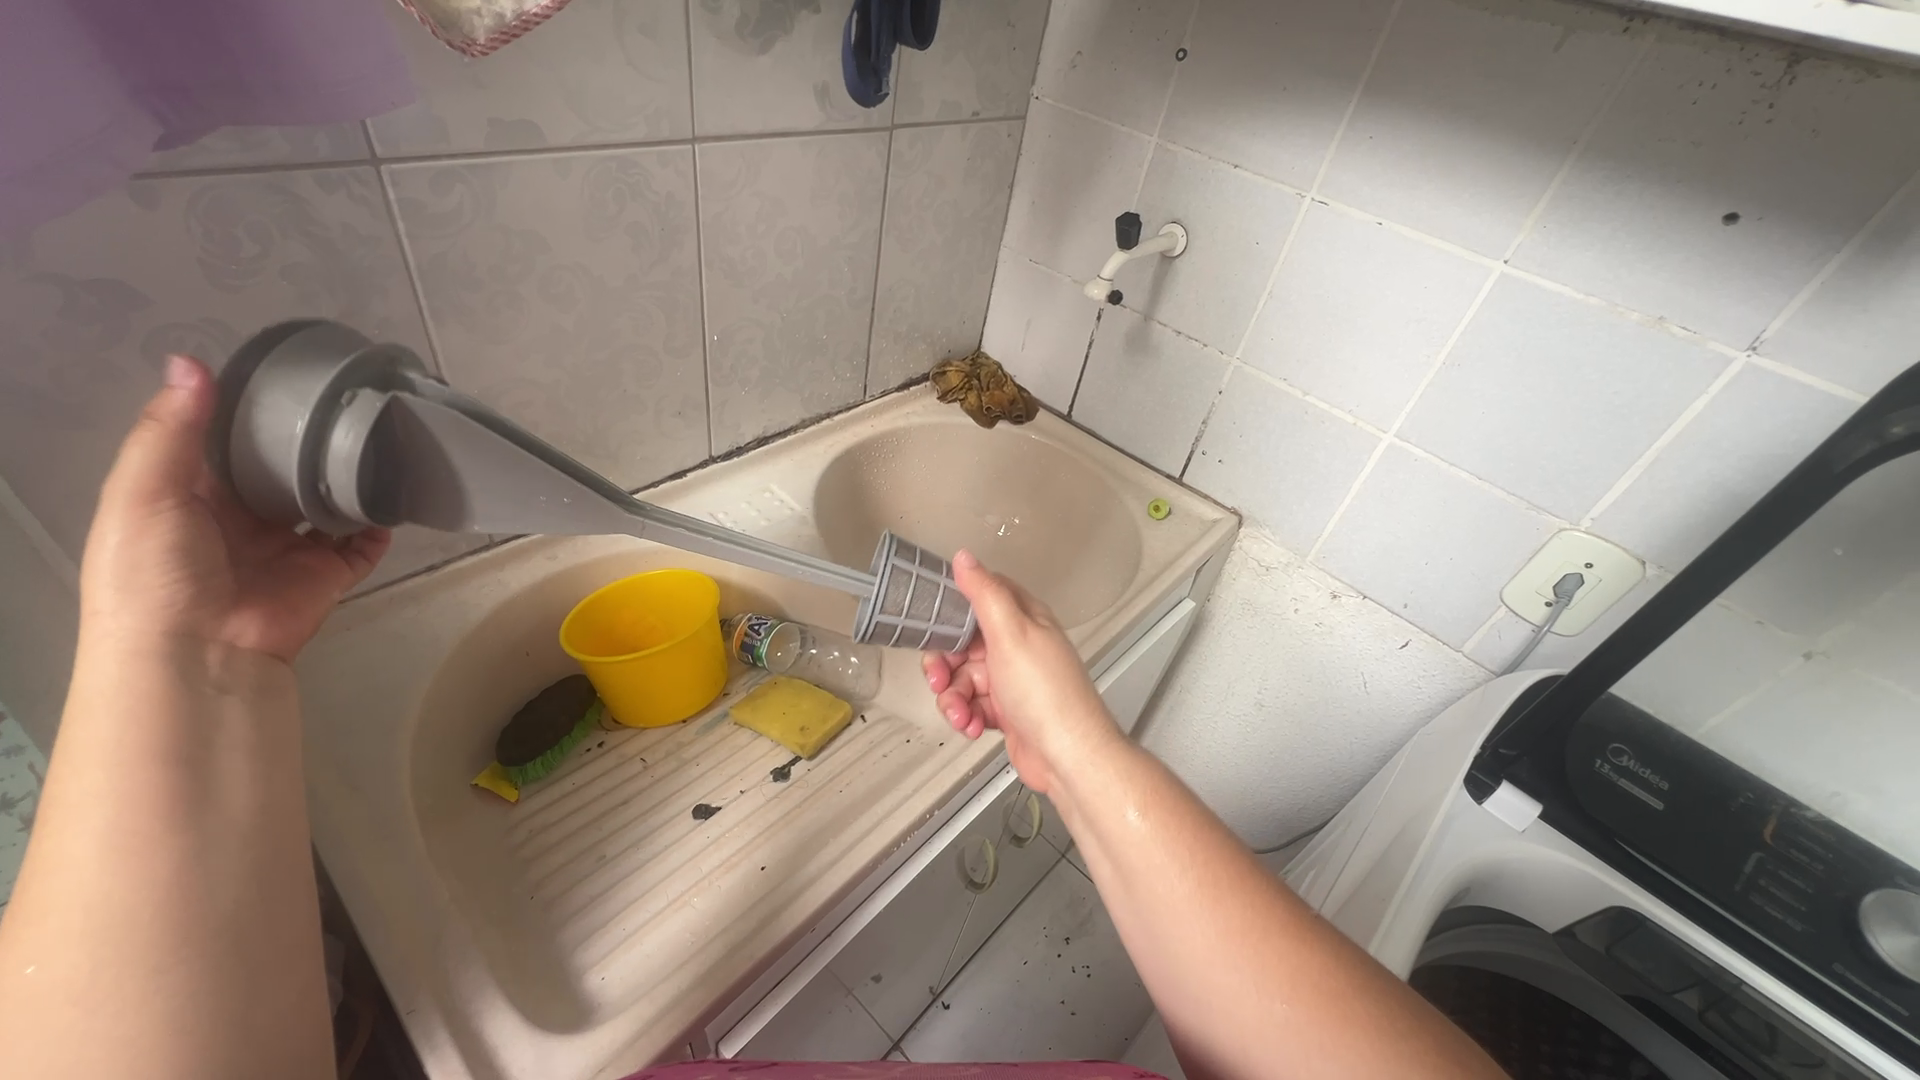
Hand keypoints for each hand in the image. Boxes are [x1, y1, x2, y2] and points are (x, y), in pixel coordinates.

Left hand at [78, 355, 389, 663]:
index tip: (282, 380)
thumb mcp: (144, 492)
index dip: (245, 414)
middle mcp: (243, 520)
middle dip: (307, 448)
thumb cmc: (156, 570)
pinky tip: (391, 501)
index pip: (222, 445)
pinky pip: (363, 545)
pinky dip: (379, 527)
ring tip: (378, 448)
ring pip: (327, 506)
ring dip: (347, 484)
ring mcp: (291, 548)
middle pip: (281, 473)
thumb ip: (169, 431)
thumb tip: (191, 361)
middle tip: (345, 410)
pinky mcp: (330, 573)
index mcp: (191, 497)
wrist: (201, 648)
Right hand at [921, 550, 1120, 792]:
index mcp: (1023, 619)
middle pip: (963, 643)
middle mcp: (1018, 645)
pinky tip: (973, 727)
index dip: (953, 610)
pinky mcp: (1006, 710)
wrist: (1067, 757)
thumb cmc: (1047, 695)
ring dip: (954, 698)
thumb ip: (984, 593)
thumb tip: (965, 557)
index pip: (981, 598)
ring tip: (962, 714)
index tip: (934, 626)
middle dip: (945, 665)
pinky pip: (972, 705)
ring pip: (963, 678)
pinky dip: (967, 716)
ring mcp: (1011, 679)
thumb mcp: (1010, 634)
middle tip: (940, 680)